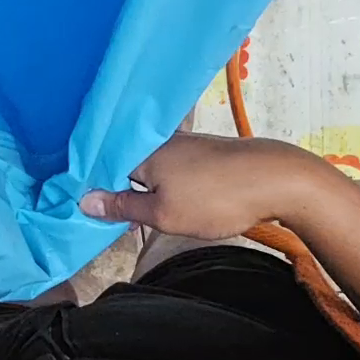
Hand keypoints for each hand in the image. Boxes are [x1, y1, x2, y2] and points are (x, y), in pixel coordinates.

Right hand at [79, 132, 350, 239]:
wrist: (276, 179)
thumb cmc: (215, 198)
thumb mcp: (162, 213)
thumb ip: (123, 207)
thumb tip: (84, 201)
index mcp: (144, 152)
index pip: (104, 165)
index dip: (93, 187)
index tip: (83, 208)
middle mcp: (161, 142)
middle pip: (128, 164)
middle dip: (118, 188)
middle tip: (114, 218)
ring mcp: (186, 144)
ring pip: (152, 166)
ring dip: (144, 187)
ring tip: (140, 214)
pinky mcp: (205, 151)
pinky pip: (172, 166)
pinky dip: (165, 183)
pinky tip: (170, 200)